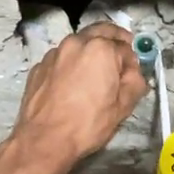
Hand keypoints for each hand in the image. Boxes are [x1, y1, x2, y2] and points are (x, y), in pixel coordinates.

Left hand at [8, 22, 147, 170]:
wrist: (43, 140)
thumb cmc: (87, 124)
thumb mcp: (122, 107)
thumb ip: (135, 82)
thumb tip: (134, 72)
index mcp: (100, 49)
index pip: (126, 47)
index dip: (133, 62)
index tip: (132, 75)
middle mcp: (75, 43)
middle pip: (101, 33)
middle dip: (114, 42)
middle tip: (119, 59)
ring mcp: (53, 54)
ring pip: (78, 44)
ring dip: (90, 51)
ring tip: (94, 73)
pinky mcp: (38, 67)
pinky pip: (60, 59)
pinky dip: (70, 64)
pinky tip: (71, 84)